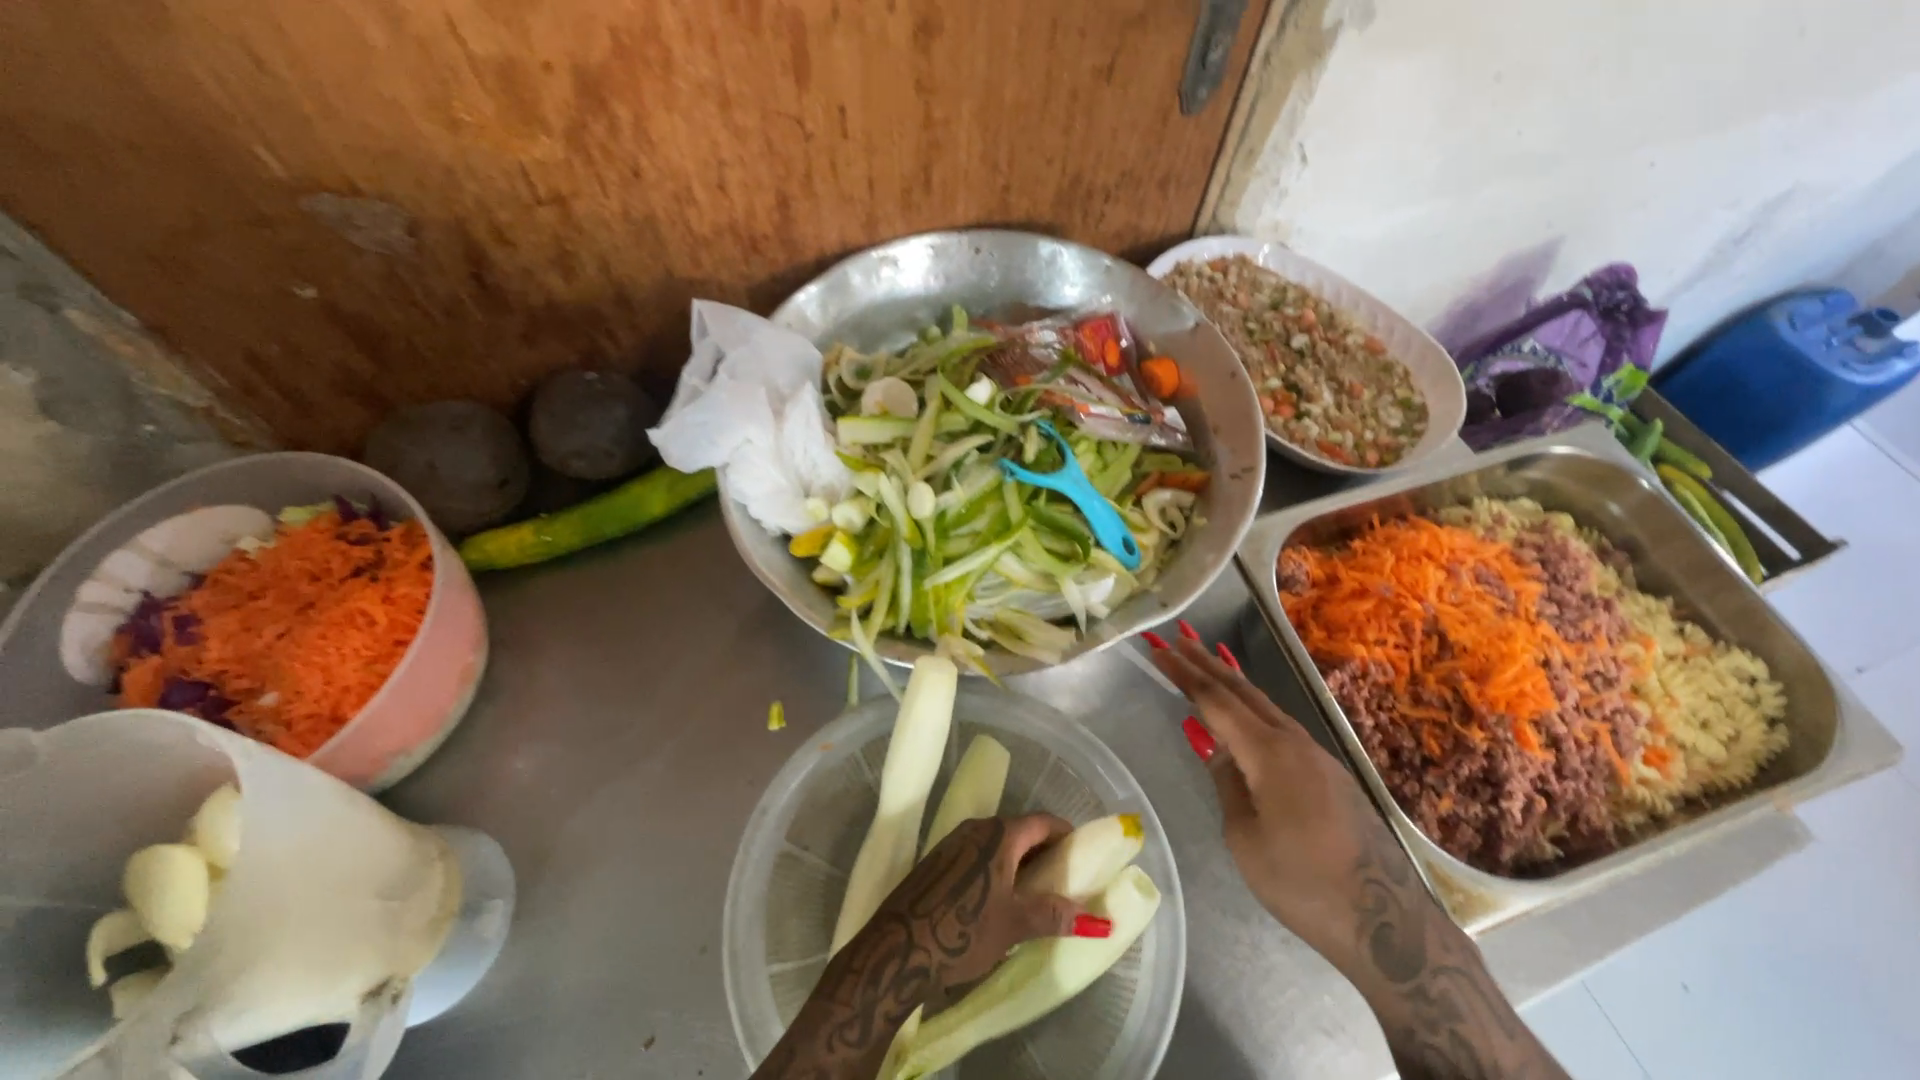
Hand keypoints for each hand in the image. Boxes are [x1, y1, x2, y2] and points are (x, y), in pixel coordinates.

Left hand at [752, 815, 1092, 1079]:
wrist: (897, 950)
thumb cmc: (963, 931)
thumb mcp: (1015, 925)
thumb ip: (1053, 914)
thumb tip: (1093, 918)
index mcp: (998, 835)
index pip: (1041, 822)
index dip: (1064, 833)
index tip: (1082, 850)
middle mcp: (974, 829)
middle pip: (1018, 831)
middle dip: (1043, 851)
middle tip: (1064, 877)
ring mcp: (951, 845)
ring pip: (995, 845)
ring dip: (1017, 862)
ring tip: (1035, 891)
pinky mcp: (936, 864)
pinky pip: (976, 857)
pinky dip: (995, 870)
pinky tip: (999, 898)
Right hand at [1150, 633, 1416, 969]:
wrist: (1383, 920)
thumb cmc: (1301, 883)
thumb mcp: (1245, 838)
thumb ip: (1227, 782)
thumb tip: (1214, 745)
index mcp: (1270, 753)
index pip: (1217, 701)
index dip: (1184, 673)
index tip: (1158, 648)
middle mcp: (1296, 742)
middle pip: (1244, 692)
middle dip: (1207, 663)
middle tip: (1177, 638)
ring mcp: (1318, 756)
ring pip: (1266, 707)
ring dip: (1232, 681)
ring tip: (1206, 659)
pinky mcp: (1330, 774)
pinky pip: (1281, 727)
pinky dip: (1254, 708)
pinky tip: (1246, 712)